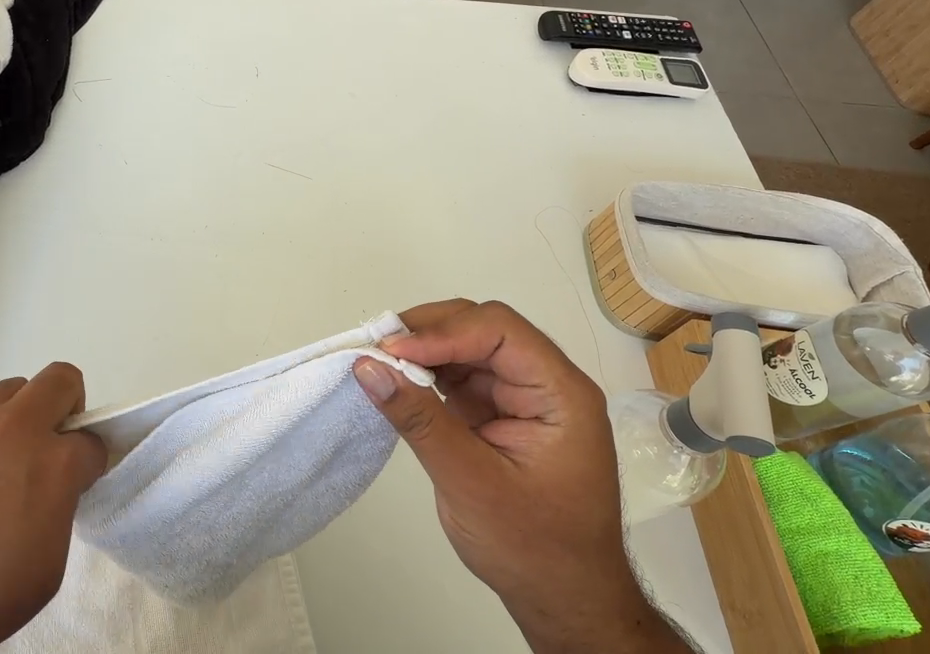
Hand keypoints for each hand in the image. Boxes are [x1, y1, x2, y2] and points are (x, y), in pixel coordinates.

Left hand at [0, 363, 108, 653]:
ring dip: (13, 418)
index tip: (78, 477)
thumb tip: (56, 485)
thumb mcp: (48, 563)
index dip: (88, 461)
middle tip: (50, 443)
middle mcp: (13, 427)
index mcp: (52, 463)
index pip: (92, 441)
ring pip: (6, 391)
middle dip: (66, 406)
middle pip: (60, 380)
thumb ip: (60, 505)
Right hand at [353, 300, 689, 653]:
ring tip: (377, 360)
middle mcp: (542, 383)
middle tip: (376, 347)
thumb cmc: (534, 548)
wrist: (563, 601)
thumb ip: (420, 420)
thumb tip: (366, 366)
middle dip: (427, 331)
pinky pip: (456, 375)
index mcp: (560, 393)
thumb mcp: (471, 483)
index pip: (499, 330)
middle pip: (481, 328)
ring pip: (464, 346)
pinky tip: (395, 379)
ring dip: (420, 349)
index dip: (443, 331)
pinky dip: (422, 372)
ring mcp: (517, 397)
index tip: (391, 351)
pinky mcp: (494, 412)